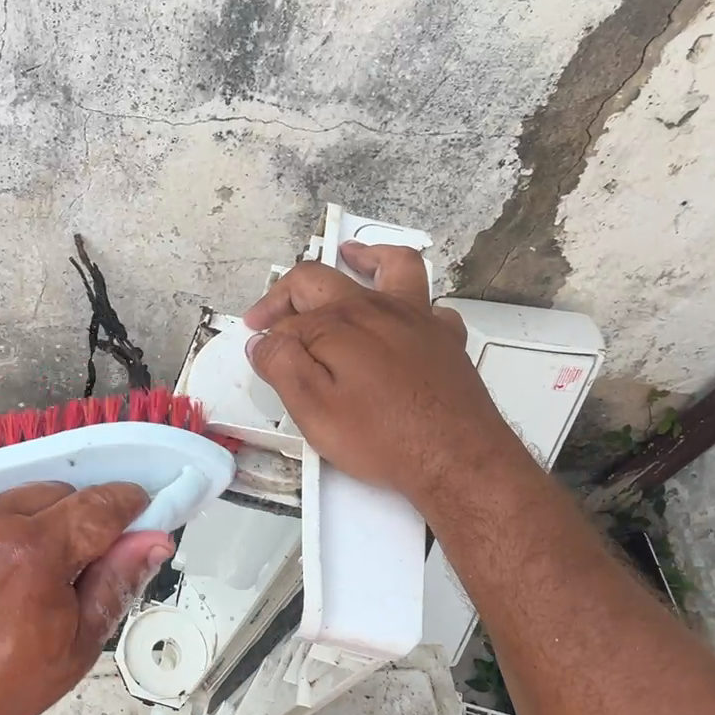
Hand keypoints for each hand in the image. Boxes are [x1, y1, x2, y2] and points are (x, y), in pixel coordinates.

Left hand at [0, 482, 173, 714]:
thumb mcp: (75, 645)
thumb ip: (117, 582)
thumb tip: (152, 539)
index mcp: (33, 551)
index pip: (97, 504)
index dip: (124, 503)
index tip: (134, 507)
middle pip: (49, 492)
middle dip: (65, 521)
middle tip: (58, 564)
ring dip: (12, 526)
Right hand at [242, 242, 534, 505]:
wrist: (456, 459)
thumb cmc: (382, 438)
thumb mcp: (313, 409)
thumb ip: (281, 366)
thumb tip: (262, 341)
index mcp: (339, 324)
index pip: (288, 320)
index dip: (267, 336)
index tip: (258, 354)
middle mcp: (376, 309)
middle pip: (323, 281)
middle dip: (288, 292)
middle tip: (269, 315)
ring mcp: (416, 319)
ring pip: (392, 266)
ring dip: (365, 257)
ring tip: (349, 255)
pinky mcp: (445, 339)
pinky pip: (430, 303)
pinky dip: (412, 300)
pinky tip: (403, 314)